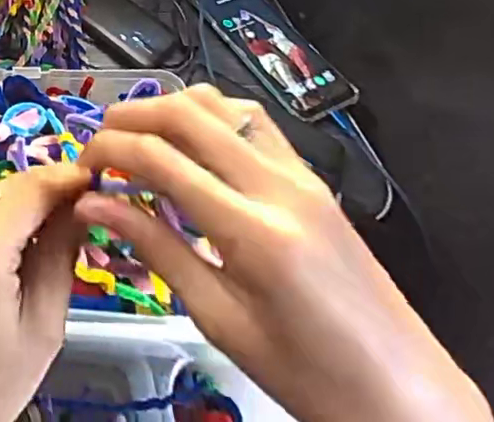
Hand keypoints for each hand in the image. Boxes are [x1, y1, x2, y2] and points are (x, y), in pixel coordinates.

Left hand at [0, 162, 88, 421]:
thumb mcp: (44, 323)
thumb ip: (63, 250)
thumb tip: (84, 199)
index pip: (35, 185)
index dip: (70, 177)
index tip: (101, 180)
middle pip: (14, 186)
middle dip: (49, 196)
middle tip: (82, 218)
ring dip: (23, 207)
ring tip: (45, 243)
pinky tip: (8, 250)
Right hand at [76, 86, 490, 421]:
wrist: (410, 398)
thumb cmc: (310, 377)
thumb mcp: (221, 320)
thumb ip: (154, 248)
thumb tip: (92, 204)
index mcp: (254, 231)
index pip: (159, 157)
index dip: (108, 149)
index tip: (83, 165)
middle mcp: (278, 185)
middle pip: (186, 112)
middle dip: (130, 116)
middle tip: (101, 144)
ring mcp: (300, 174)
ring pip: (220, 102)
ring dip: (169, 107)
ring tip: (140, 138)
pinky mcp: (312, 177)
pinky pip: (252, 120)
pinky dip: (209, 115)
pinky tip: (192, 143)